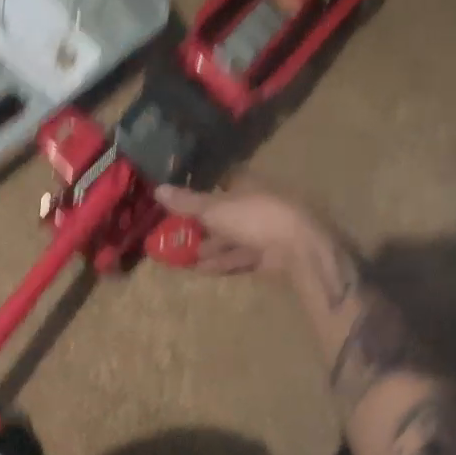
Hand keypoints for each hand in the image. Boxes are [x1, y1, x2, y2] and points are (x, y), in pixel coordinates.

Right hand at [155, 183, 326, 275]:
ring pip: (231, 238)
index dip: (198, 194)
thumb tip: (157, 189)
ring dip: (208, 248)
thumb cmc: (254, 216)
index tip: (177, 205)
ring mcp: (264, 230)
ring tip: (182, 258)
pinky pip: (240, 257)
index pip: (219, 184)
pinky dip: (221, 262)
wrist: (298, 246)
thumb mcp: (215, 208)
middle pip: (223, 215)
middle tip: (174, 237)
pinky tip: (201, 270)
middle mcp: (256, 204)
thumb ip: (187, 203)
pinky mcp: (269, 254)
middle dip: (200, 227)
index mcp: (246, 184)